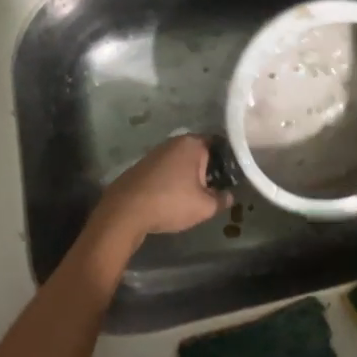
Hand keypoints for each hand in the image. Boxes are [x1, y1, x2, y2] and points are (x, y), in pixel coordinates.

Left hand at [77, 136, 228, 278]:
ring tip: (195, 197)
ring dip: (190, 176)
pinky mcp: (141, 167)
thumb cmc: (170, 203)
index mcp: (193, 144)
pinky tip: (172, 199)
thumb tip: (229, 195)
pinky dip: (173, 181)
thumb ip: (223, 199)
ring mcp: (155, 153)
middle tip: (217, 189)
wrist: (123, 213)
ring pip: (182, 163)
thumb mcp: (205, 207)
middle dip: (209, 170)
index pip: (221, 144)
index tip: (234, 177)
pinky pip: (166, 171)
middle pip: (200, 154)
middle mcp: (173, 142)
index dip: (230, 161)